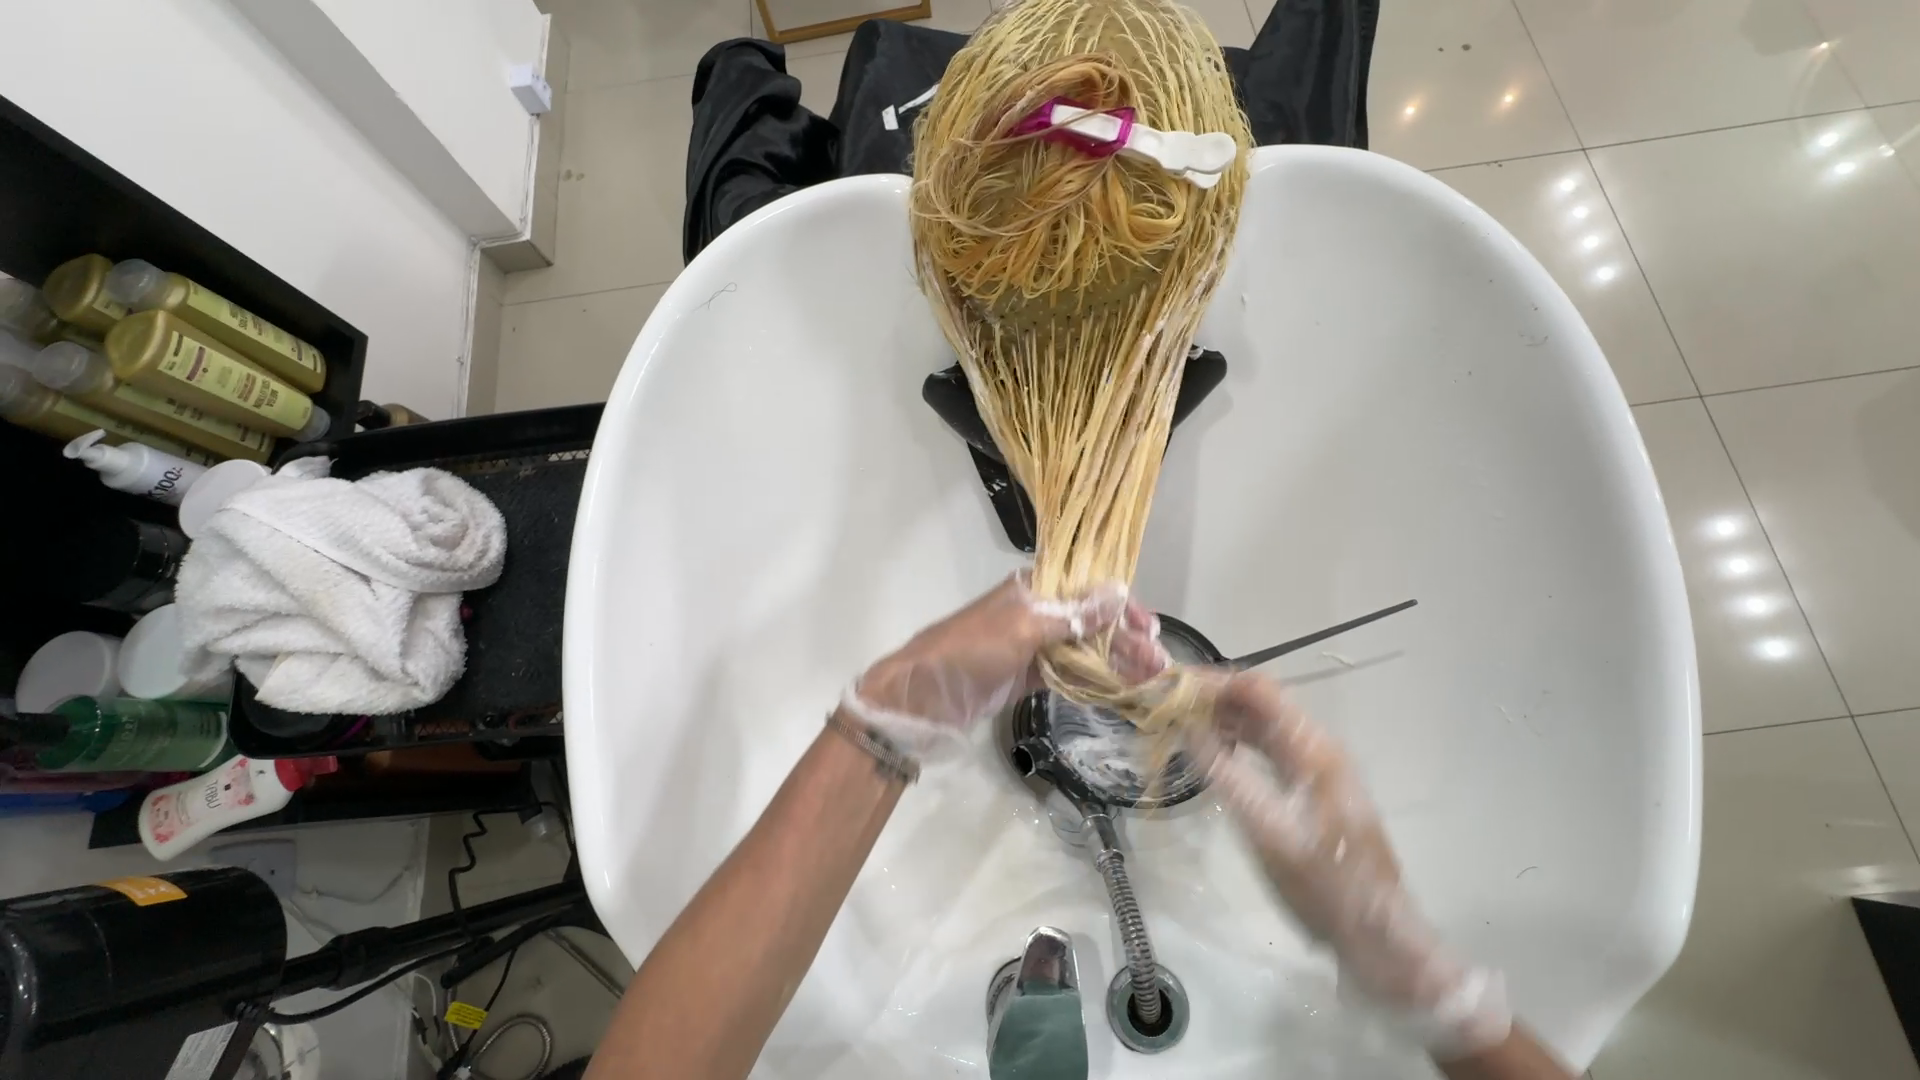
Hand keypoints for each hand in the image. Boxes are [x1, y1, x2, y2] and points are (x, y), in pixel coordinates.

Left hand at [841, 572, 1130, 760]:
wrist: (922, 695)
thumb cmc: (970, 650)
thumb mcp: (1023, 628)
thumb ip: (1072, 615)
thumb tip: (1118, 590)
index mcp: (1032, 591)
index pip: (1088, 591)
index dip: (1121, 607)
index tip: (1150, 628)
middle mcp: (1035, 614)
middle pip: (1091, 623)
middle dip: (1125, 640)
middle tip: (1159, 665)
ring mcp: (1031, 647)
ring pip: (1082, 651)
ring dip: (1115, 663)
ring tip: (1149, 682)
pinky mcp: (1025, 677)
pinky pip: (1066, 676)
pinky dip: (1091, 683)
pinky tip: (1118, 693)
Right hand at [1197, 673, 1512, 1059]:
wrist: (1378, 935)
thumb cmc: (1324, 885)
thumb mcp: (1269, 832)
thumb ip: (1227, 775)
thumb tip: (1187, 727)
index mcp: (1314, 748)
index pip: (1260, 690)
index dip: (1214, 682)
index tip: (1171, 687)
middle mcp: (1318, 746)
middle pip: (1261, 701)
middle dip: (1213, 696)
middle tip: (1166, 705)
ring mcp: (1318, 766)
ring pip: (1264, 723)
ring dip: (1223, 717)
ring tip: (1180, 723)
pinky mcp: (1312, 786)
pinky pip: (1269, 747)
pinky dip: (1238, 740)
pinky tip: (1212, 751)